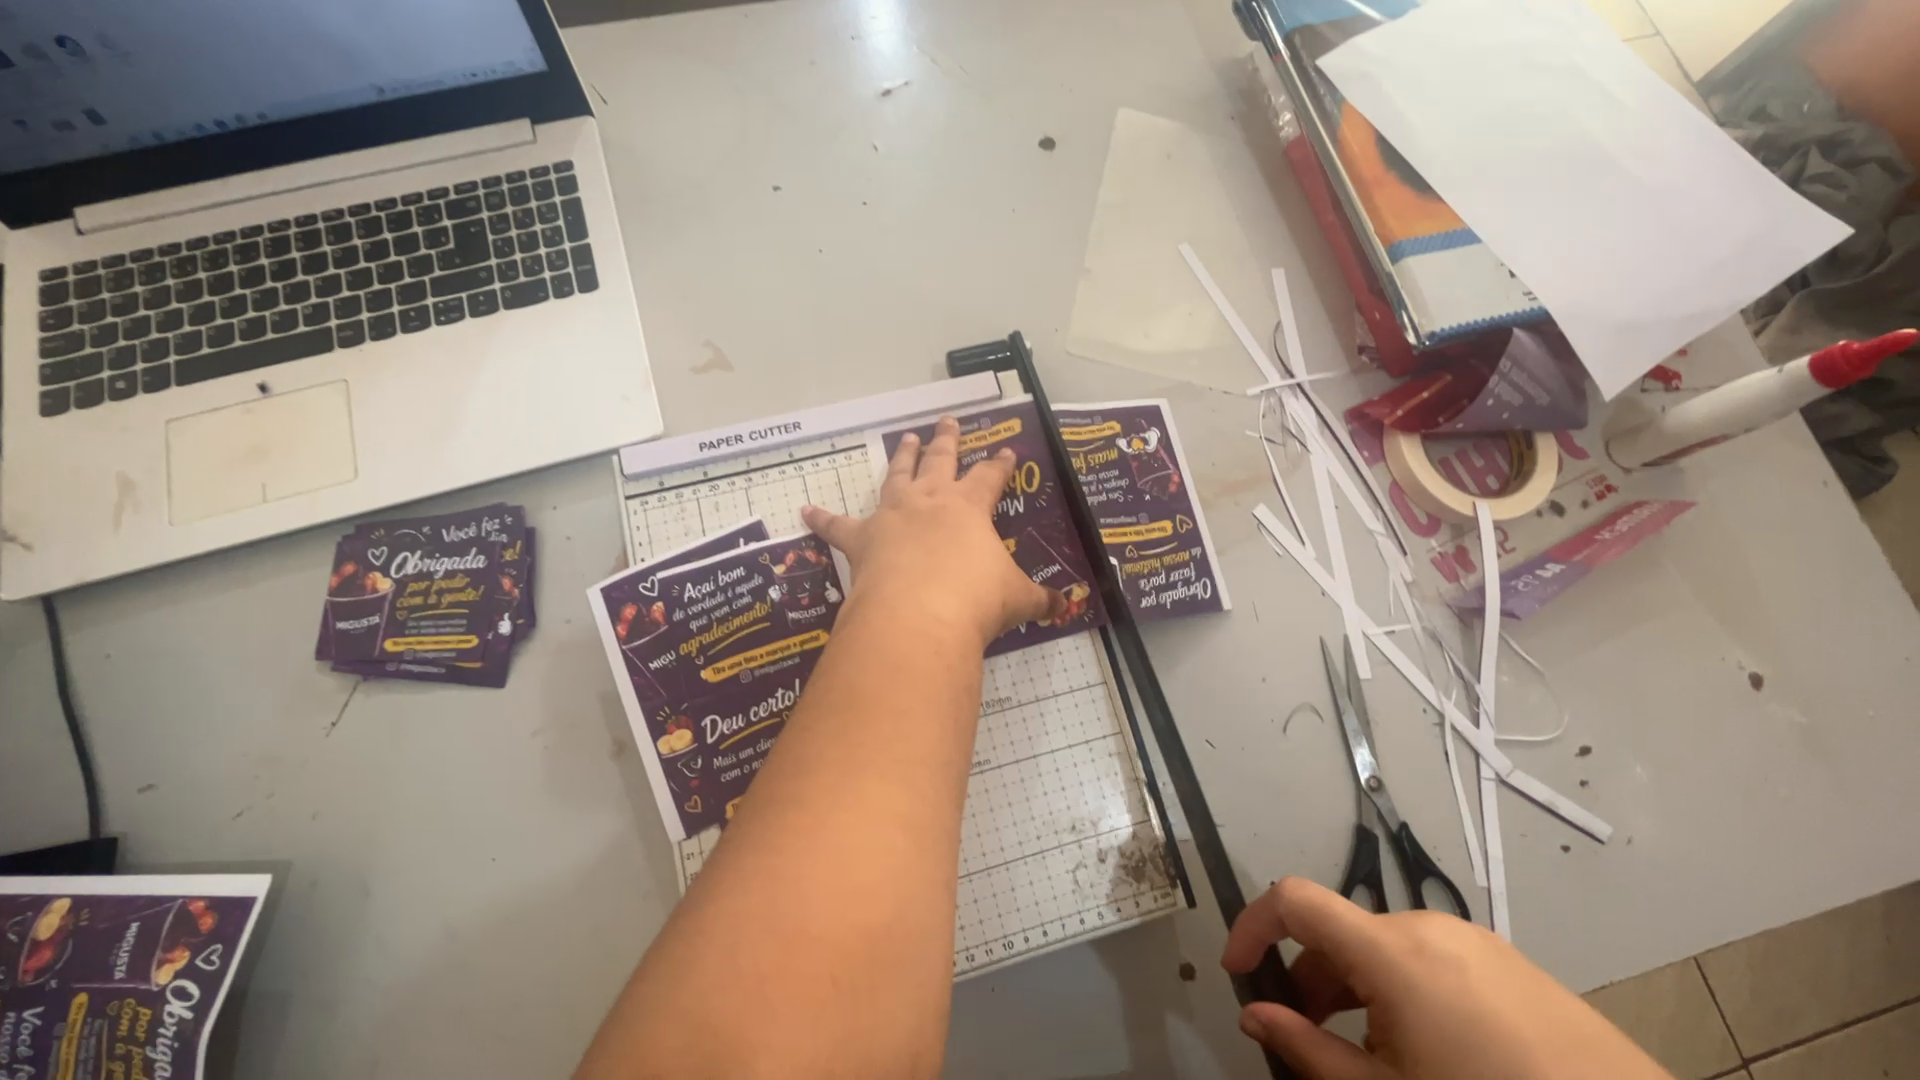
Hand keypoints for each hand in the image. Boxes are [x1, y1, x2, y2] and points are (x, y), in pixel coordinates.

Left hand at [802, 416, 1063, 646]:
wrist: (919, 616)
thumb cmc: (974, 601)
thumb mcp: (1016, 599)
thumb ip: (1039, 599)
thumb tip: (1065, 606)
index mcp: (970, 507)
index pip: (990, 477)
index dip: (1000, 464)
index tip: (1008, 451)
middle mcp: (930, 500)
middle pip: (941, 460)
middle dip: (947, 440)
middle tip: (948, 421)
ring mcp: (893, 515)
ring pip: (897, 475)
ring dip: (902, 457)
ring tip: (905, 438)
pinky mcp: (861, 539)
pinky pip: (837, 526)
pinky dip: (821, 519)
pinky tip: (805, 510)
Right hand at [1223, 878, 1673, 1079]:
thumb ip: (1309, 1050)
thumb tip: (1254, 1017)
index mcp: (1393, 949)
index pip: (1293, 900)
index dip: (1251, 926)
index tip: (1237, 971)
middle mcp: (1428, 927)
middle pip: (1339, 933)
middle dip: (1307, 979)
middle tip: (1304, 1038)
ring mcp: (1475, 941)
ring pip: (1383, 949)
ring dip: (1353, 989)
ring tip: (1367, 1055)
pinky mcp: (1509, 963)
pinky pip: (1429, 961)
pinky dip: (1399, 991)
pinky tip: (1425, 1051)